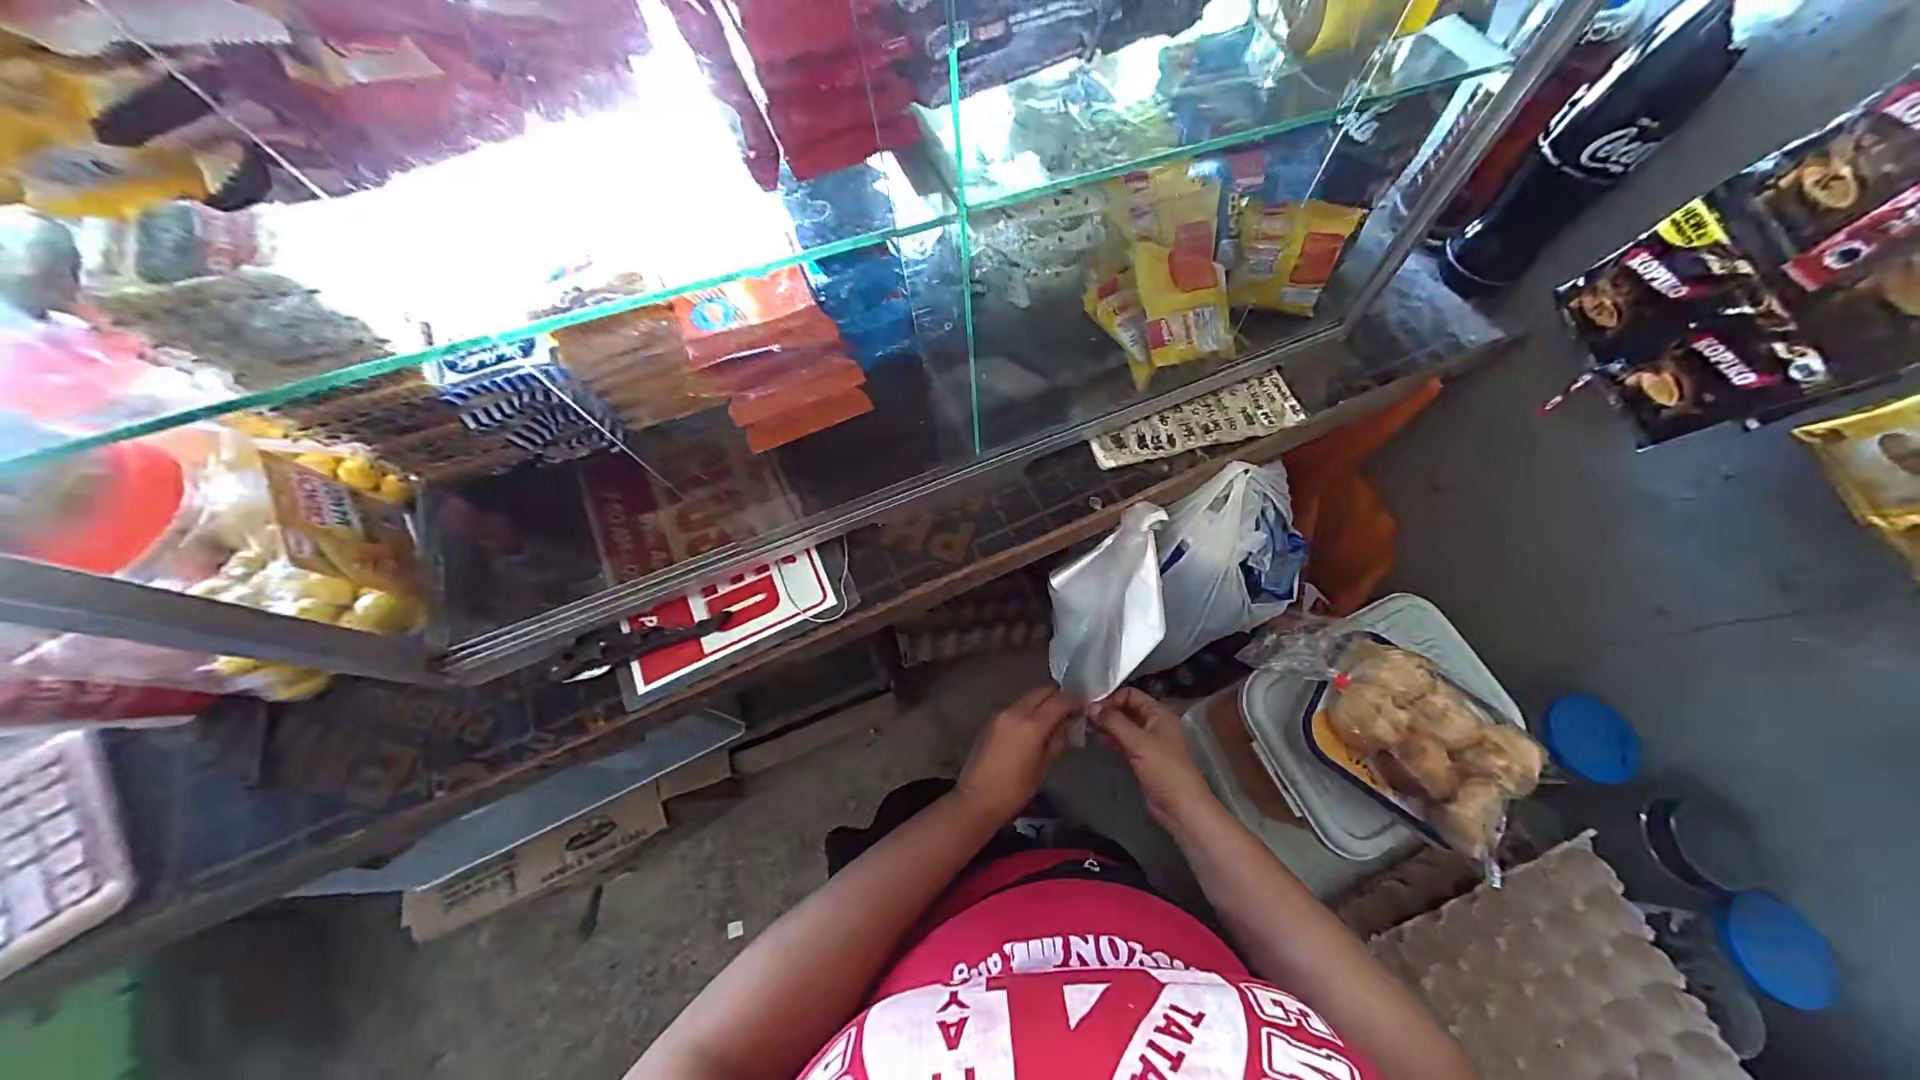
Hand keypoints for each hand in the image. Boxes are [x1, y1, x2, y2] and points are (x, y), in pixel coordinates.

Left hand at [955, 687, 1080, 823]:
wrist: (977, 798)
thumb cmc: (1014, 790)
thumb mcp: (1042, 767)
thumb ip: (1054, 742)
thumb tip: (1061, 729)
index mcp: (1031, 724)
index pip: (1059, 701)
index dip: (1074, 703)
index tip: (1082, 709)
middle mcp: (1014, 712)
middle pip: (1042, 692)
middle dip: (1057, 699)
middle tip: (1067, 714)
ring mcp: (1000, 714)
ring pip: (1027, 698)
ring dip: (1041, 705)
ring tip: (1049, 724)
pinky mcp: (990, 720)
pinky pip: (1015, 708)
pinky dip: (1027, 712)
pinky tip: (1030, 730)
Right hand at [1090, 688, 1218, 829]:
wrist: (1181, 807)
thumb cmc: (1164, 769)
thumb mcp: (1138, 741)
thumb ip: (1114, 722)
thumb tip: (1091, 706)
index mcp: (1159, 714)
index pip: (1132, 695)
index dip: (1112, 698)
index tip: (1092, 706)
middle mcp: (1154, 724)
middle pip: (1127, 709)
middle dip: (1108, 711)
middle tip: (1085, 717)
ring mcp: (1149, 742)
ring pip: (1124, 726)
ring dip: (1108, 725)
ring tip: (1088, 728)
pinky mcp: (1143, 758)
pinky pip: (1124, 742)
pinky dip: (1112, 739)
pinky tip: (1099, 741)